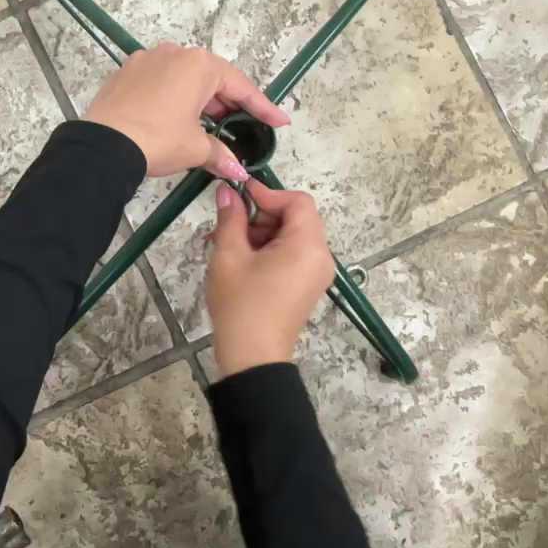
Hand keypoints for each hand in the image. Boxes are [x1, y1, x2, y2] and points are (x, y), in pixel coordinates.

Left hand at [82, 43, 288, 179]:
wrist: (104, 146)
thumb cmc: (156, 139)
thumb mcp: (194, 148)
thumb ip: (219, 153)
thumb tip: (235, 168)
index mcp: (198, 65)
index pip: (240, 86)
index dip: (261, 107)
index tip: (278, 120)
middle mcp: (173, 53)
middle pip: (211, 79)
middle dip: (228, 104)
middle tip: (243, 127)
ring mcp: (146, 60)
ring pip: (183, 79)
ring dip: (199, 101)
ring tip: (210, 128)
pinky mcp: (125, 74)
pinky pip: (159, 83)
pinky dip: (173, 99)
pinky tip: (177, 120)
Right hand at [207, 181, 333, 376]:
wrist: (252, 357)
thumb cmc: (241, 305)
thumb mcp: (229, 256)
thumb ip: (230, 218)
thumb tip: (227, 190)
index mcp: (307, 246)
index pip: (297, 201)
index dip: (267, 194)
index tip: (237, 197)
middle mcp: (321, 256)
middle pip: (297, 217)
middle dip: (262, 214)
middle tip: (228, 224)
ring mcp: (316, 273)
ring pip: (292, 235)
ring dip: (261, 231)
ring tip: (227, 243)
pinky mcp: (307, 285)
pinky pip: (293, 254)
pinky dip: (269, 248)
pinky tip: (240, 258)